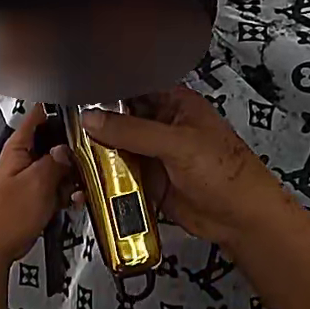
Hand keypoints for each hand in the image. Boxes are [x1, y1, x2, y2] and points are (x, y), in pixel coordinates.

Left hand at [0, 107, 78, 265]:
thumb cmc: (7, 215)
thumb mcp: (37, 182)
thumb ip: (55, 161)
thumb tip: (68, 148)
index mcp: (18, 148)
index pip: (38, 116)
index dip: (58, 111)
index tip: (80, 116)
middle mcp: (22, 160)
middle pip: (52, 143)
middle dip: (72, 151)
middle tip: (87, 159)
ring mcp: (28, 180)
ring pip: (57, 168)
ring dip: (71, 176)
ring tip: (78, 187)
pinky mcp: (33, 198)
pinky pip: (54, 189)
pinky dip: (64, 194)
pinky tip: (72, 201)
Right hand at [81, 87, 294, 248]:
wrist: (242, 219)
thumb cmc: (228, 173)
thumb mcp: (178, 144)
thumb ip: (134, 130)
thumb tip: (94, 119)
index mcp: (174, 104)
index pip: (132, 89)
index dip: (105, 94)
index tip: (77, 102)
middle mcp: (161, 127)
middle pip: (117, 121)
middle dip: (94, 129)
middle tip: (67, 136)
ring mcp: (154, 155)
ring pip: (115, 151)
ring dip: (95, 158)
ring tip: (70, 162)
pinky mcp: (149, 182)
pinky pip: (119, 179)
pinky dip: (103, 184)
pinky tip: (87, 188)